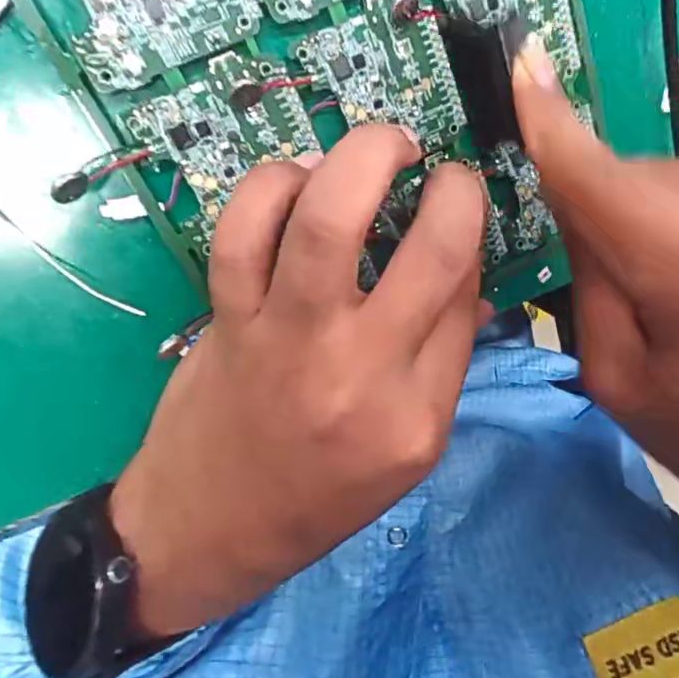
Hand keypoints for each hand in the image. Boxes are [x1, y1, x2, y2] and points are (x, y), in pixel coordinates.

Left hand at [110, 126, 489, 636]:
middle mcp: (361, 370)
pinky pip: (243, 233)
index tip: (456, 204)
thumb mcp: (404, 450)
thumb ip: (440, 359)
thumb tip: (461, 267)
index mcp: (419, 414)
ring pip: (325, 219)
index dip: (469, 229)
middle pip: (430, 249)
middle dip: (449, 185)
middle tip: (430, 160)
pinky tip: (293, 180)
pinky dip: (271, 186)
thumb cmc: (316, 497)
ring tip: (372, 148)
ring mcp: (287, 340)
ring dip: (357, 157)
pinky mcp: (229, 321)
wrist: (208, 530)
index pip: (468, 295)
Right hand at [512, 43, 678, 573]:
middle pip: (637, 176)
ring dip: (640, 215)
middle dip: (597, 203)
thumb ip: (591, 280)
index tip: (521, 61)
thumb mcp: (616, 377)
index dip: (553, 123)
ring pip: (674, 182)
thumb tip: (580, 207)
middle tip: (592, 271)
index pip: (604, 179)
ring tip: (657, 290)